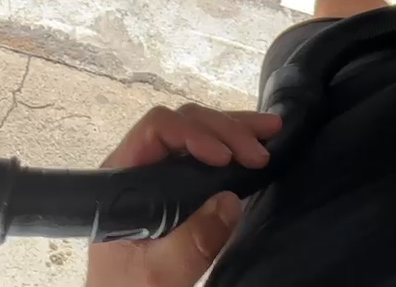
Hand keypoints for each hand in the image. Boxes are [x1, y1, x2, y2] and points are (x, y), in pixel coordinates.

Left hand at [86, 105, 281, 286]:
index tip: (225, 158)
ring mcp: (160, 172)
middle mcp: (141, 164)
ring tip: (271, 129)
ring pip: (199, 132)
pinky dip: (233, 144)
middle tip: (262, 151)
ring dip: (236, 129)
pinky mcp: (178, 184)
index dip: (194, 134)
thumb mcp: (159, 275)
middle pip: (184, 124)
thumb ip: (192, 243)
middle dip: (226, 130)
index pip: (157, 129)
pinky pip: (206, 152)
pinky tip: (257, 143)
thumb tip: (231, 201)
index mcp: (124, 176)